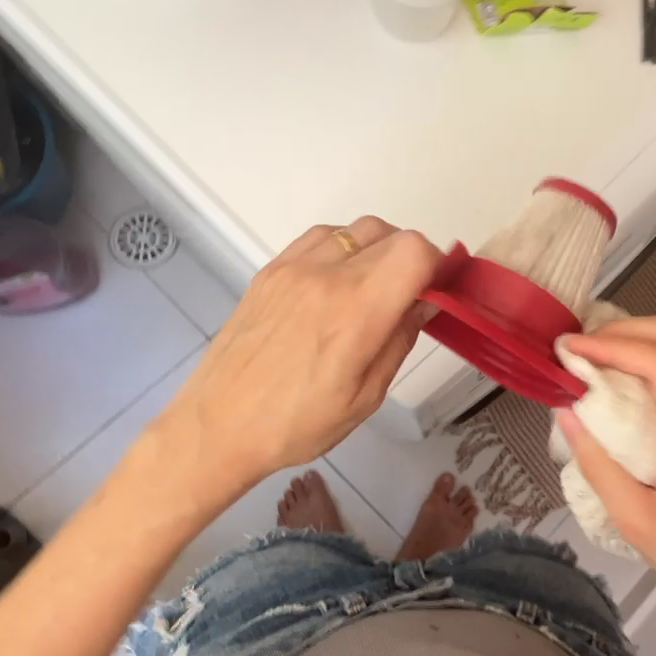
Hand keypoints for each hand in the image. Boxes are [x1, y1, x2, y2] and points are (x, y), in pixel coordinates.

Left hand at [146, 217, 441, 488]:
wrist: (217, 426)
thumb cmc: (296, 425)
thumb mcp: (365, 397)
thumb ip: (399, 341)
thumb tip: (424, 305)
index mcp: (355, 313)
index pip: (414, 252)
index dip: (437, 265)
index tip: (439, 291)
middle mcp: (326, 278)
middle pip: (391, 234)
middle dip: (413, 259)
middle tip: (412, 295)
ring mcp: (293, 269)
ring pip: (357, 228)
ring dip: (379, 249)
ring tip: (375, 287)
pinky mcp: (270, 271)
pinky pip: (320, 237)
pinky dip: (344, 247)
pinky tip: (340, 280)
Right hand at [554, 316, 655, 609]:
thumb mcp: (635, 519)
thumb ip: (598, 464)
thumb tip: (564, 409)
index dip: (613, 346)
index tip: (567, 348)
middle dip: (621, 331)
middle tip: (574, 348)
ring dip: (632, 339)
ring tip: (586, 356)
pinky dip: (642, 356)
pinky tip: (611, 371)